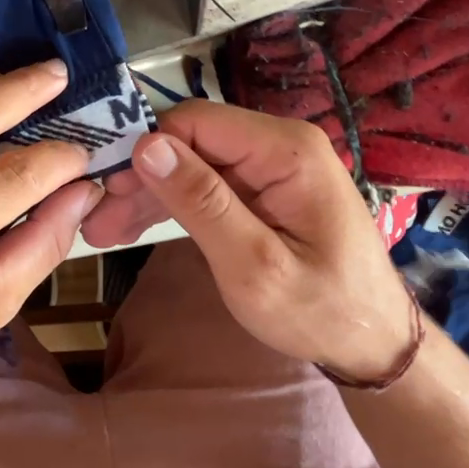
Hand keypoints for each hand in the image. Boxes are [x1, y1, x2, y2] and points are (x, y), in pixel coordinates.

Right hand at [80, 100, 413, 381]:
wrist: (372, 346)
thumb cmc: (320, 311)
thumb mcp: (254, 264)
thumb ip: (201, 202)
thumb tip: (146, 146)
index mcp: (285, 151)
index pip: (194, 121)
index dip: (145, 149)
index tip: (106, 190)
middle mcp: (277, 145)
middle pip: (187, 141)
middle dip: (138, 177)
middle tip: (96, 220)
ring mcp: (269, 167)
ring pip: (188, 163)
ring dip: (145, 195)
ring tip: (101, 232)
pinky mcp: (261, 190)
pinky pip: (203, 184)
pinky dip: (168, 205)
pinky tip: (130, 227)